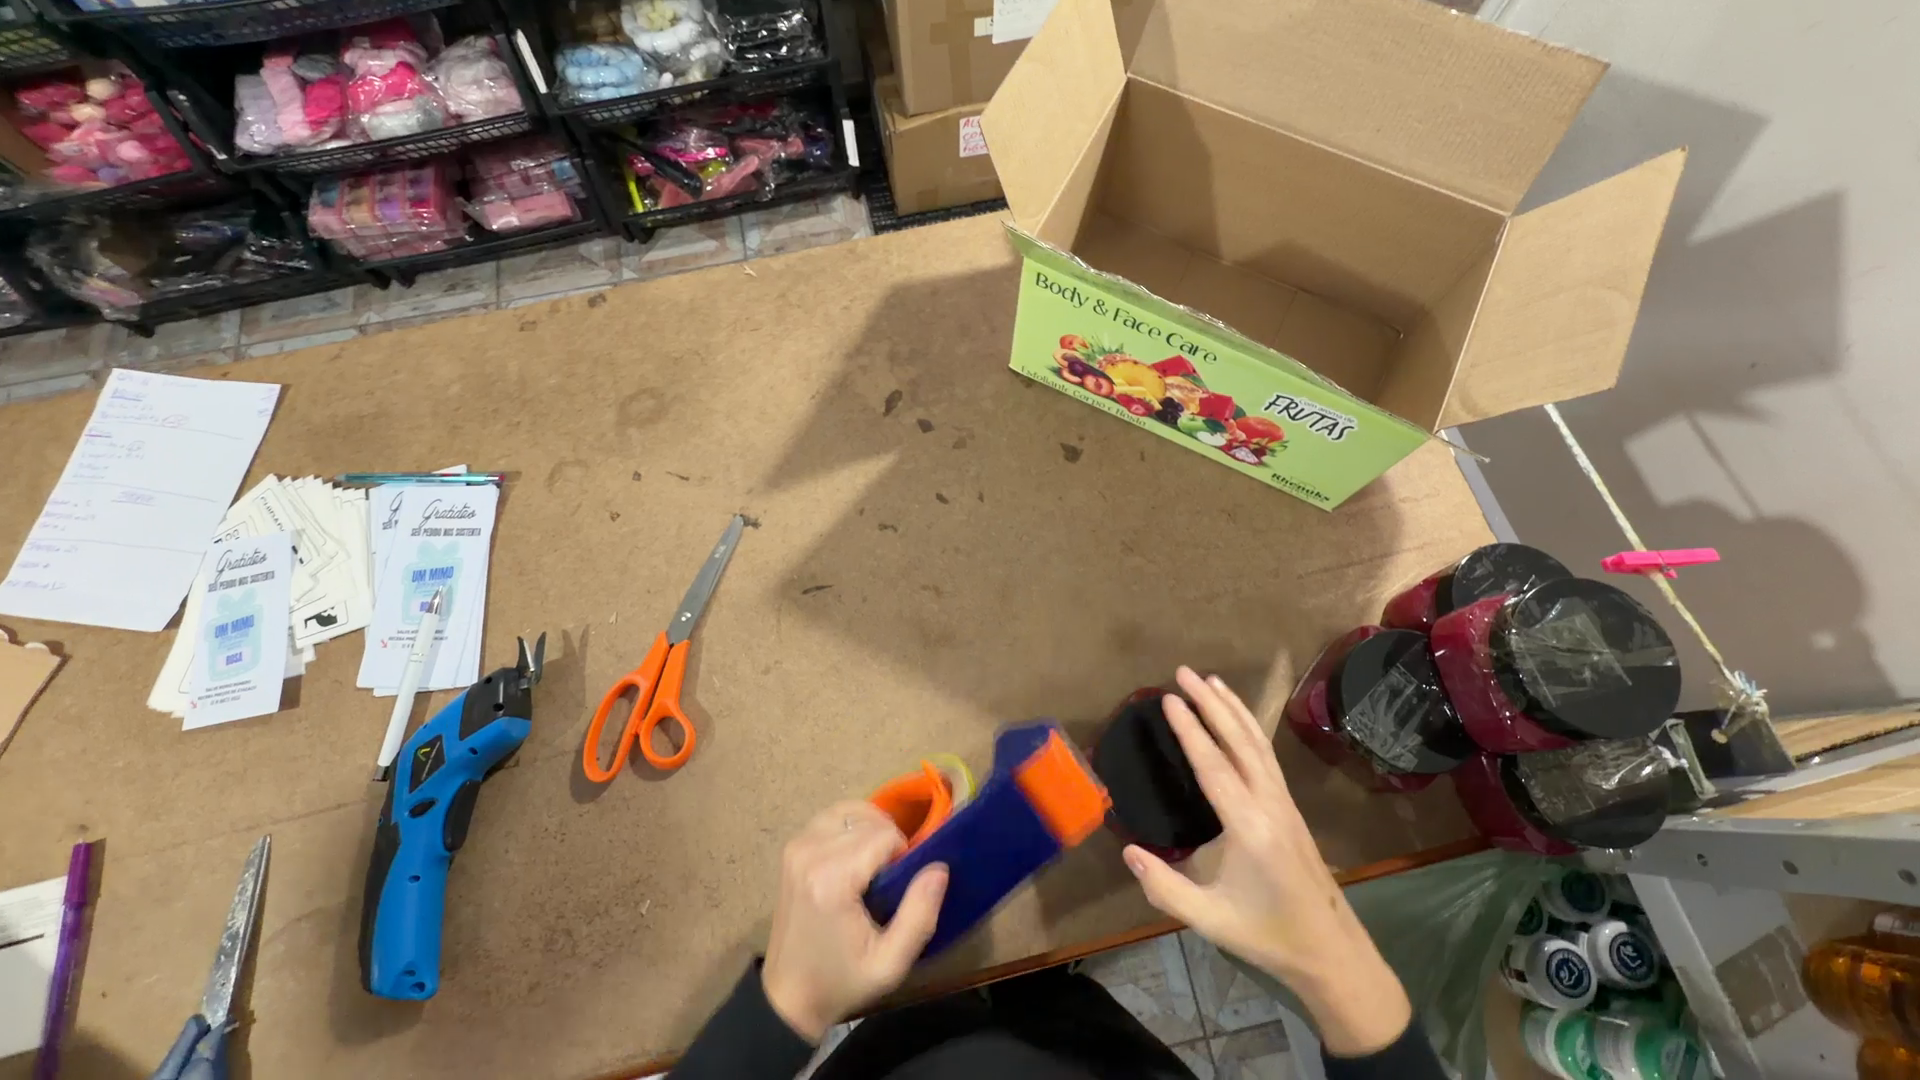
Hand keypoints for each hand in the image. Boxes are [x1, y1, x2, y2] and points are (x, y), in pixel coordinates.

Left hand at [761, 800, 948, 1042]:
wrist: (789, 997)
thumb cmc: (842, 981)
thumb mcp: (891, 964)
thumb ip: (920, 914)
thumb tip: (939, 867)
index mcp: (832, 879)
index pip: (885, 835)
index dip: (904, 854)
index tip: (901, 887)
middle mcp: (810, 852)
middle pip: (869, 820)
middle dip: (889, 842)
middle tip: (891, 881)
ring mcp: (797, 846)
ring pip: (851, 811)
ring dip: (872, 829)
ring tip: (877, 864)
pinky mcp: (793, 847)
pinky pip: (832, 817)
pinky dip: (852, 826)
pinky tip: (857, 855)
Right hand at [1121, 667, 1411, 1057]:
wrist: (1331, 951)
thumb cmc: (1268, 934)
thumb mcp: (1209, 920)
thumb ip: (1165, 888)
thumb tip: (1126, 849)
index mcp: (1249, 827)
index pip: (1214, 766)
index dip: (1190, 730)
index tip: (1168, 698)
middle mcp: (1270, 805)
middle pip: (1239, 741)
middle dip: (1211, 703)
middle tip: (1183, 673)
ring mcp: (1285, 804)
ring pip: (1258, 744)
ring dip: (1233, 709)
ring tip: (1210, 681)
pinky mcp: (1290, 808)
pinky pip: (1266, 756)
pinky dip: (1249, 728)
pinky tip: (1238, 720)